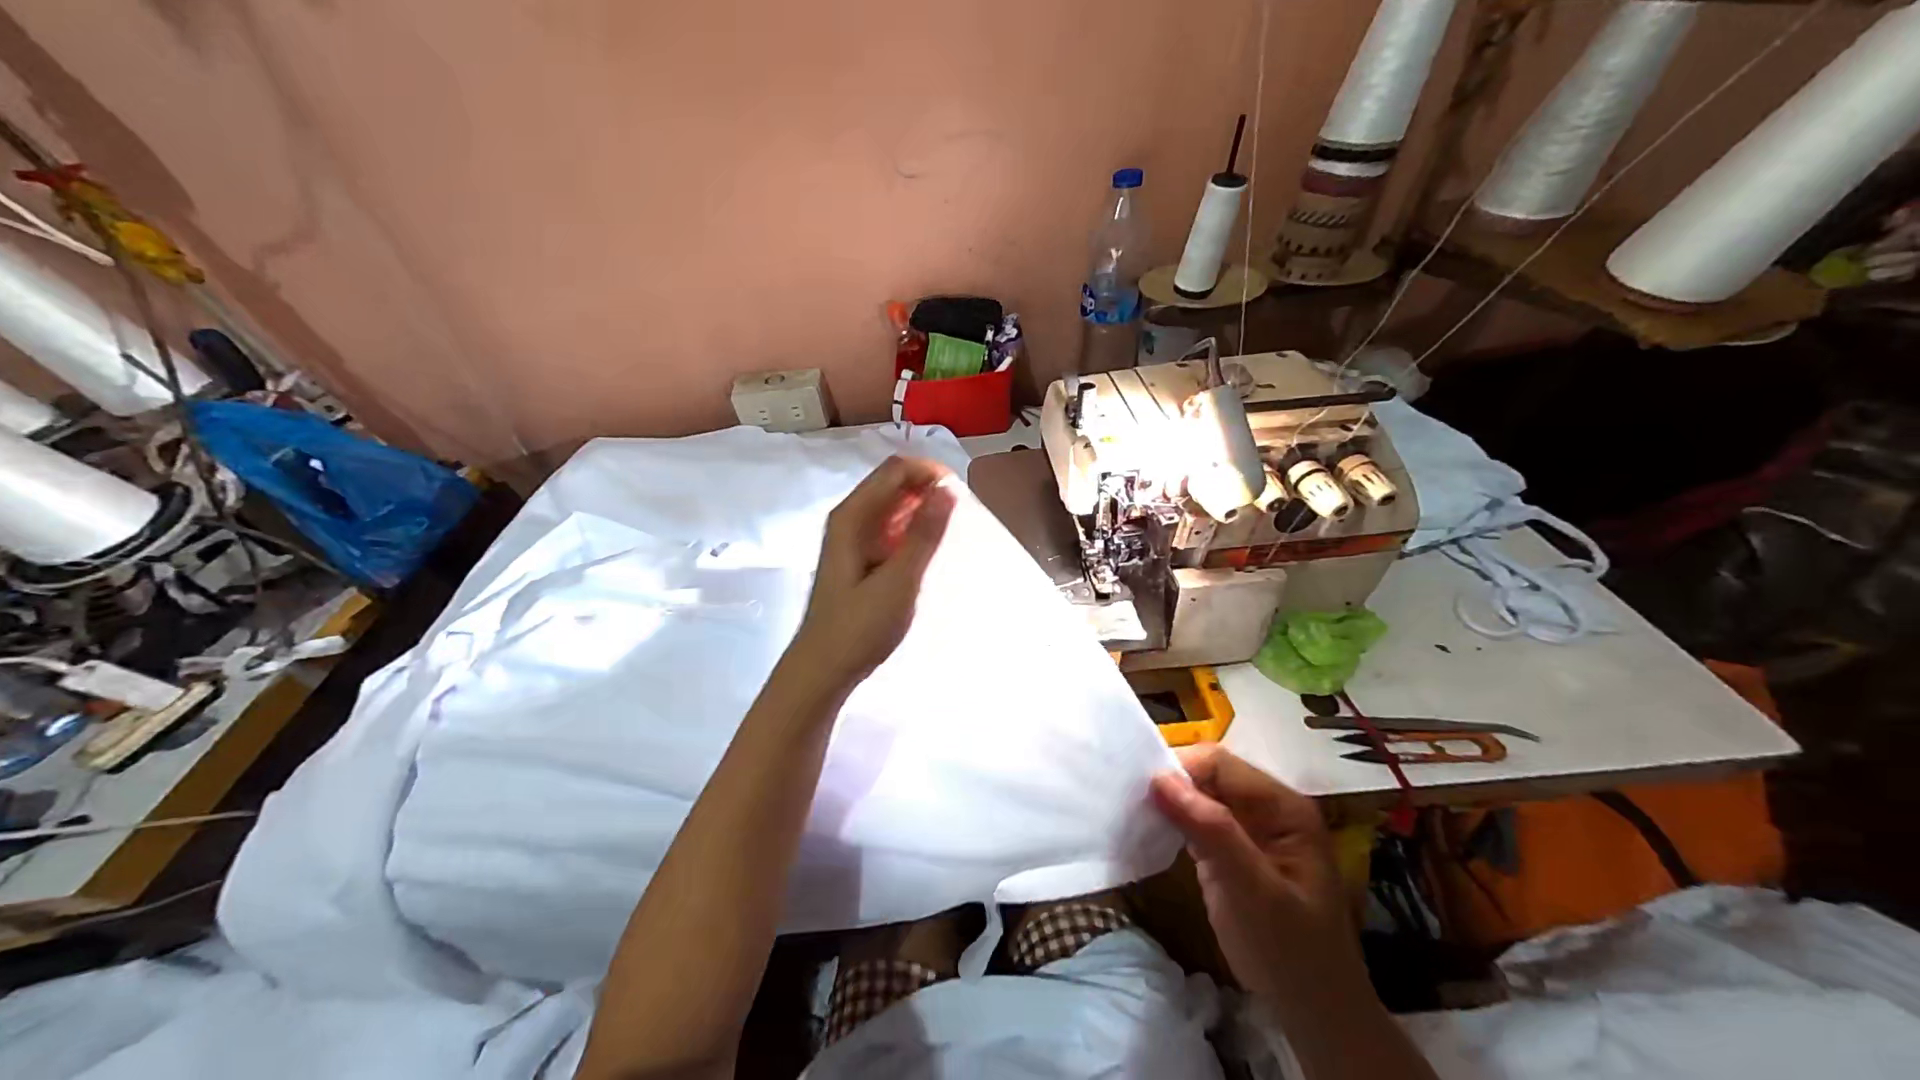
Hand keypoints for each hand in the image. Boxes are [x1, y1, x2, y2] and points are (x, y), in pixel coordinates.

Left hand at [790, 456, 957, 684]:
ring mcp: (852, 537)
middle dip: (927, 488)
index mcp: (852, 516)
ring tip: (949, 531)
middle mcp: (849, 518)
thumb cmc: (860, 627)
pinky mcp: (858, 556)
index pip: (895, 470)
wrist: (824, 668)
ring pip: (892, 505)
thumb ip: (923, 533)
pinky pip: (888, 527)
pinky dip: (910, 529)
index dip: (930, 472)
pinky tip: (927, 549)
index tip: (962, 493)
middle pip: (892, 482)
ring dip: (921, 509)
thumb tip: (947, 489)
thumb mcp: (899, 580)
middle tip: (959, 514)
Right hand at [1149, 745, 1367, 1012]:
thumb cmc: (1289, 952)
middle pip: (1209, 775)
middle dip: (1171, 784)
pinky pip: (1199, 821)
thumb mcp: (1250, 890)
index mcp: (1284, 807)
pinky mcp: (1233, 850)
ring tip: (1134, 815)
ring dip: (1169, 803)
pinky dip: (1174, 823)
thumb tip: (1158, 778)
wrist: (1315, 1014)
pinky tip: (1151, 832)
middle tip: (1130, 803)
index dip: (1179, 770)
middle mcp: (1269, 808)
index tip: (1138, 792)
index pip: (1220, 764)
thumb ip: (1210, 830)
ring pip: (1200, 796)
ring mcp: (1252, 830)